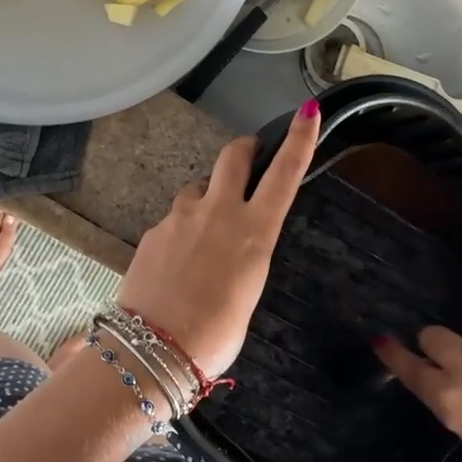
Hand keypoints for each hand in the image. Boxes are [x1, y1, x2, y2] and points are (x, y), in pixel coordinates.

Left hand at [117, 100, 320, 379]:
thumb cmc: (215, 335)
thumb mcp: (247, 294)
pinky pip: (173, 220)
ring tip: (204, 235)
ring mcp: (180, 217)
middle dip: (244, 150)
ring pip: (197, 188)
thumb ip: (244, 258)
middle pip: (232, 156)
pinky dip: (180, 231)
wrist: (153, 349)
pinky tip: (176, 264)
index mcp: (254, 231)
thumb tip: (232, 249)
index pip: (284, 174)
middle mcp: (217, 212)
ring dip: (206, 199)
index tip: (308, 112)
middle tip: (247, 159)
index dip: (299, 140)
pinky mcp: (153, 231)